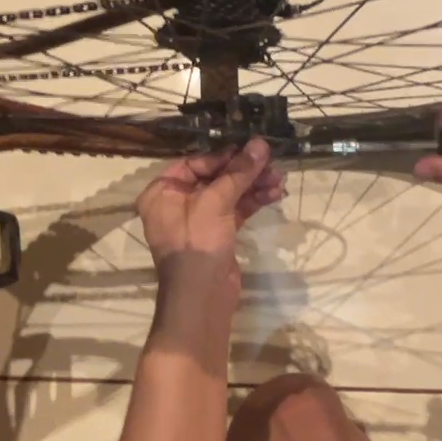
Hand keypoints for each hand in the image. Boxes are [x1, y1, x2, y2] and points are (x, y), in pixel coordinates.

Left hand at [136, 138, 284, 296]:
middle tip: (271, 164)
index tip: (250, 150)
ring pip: (227, 194)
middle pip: (213, 178)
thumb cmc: (198, 243)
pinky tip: (274, 195)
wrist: (202, 296)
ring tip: (279, 179)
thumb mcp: (216, 202)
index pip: (194, 163)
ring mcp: (197, 221)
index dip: (223, 157)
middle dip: (243, 172)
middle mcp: (175, 204)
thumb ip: (238, 172)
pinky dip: (252, 203)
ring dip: (252, 186)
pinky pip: (234, 211)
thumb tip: (260, 144)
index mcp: (162, 192)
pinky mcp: (216, 235)